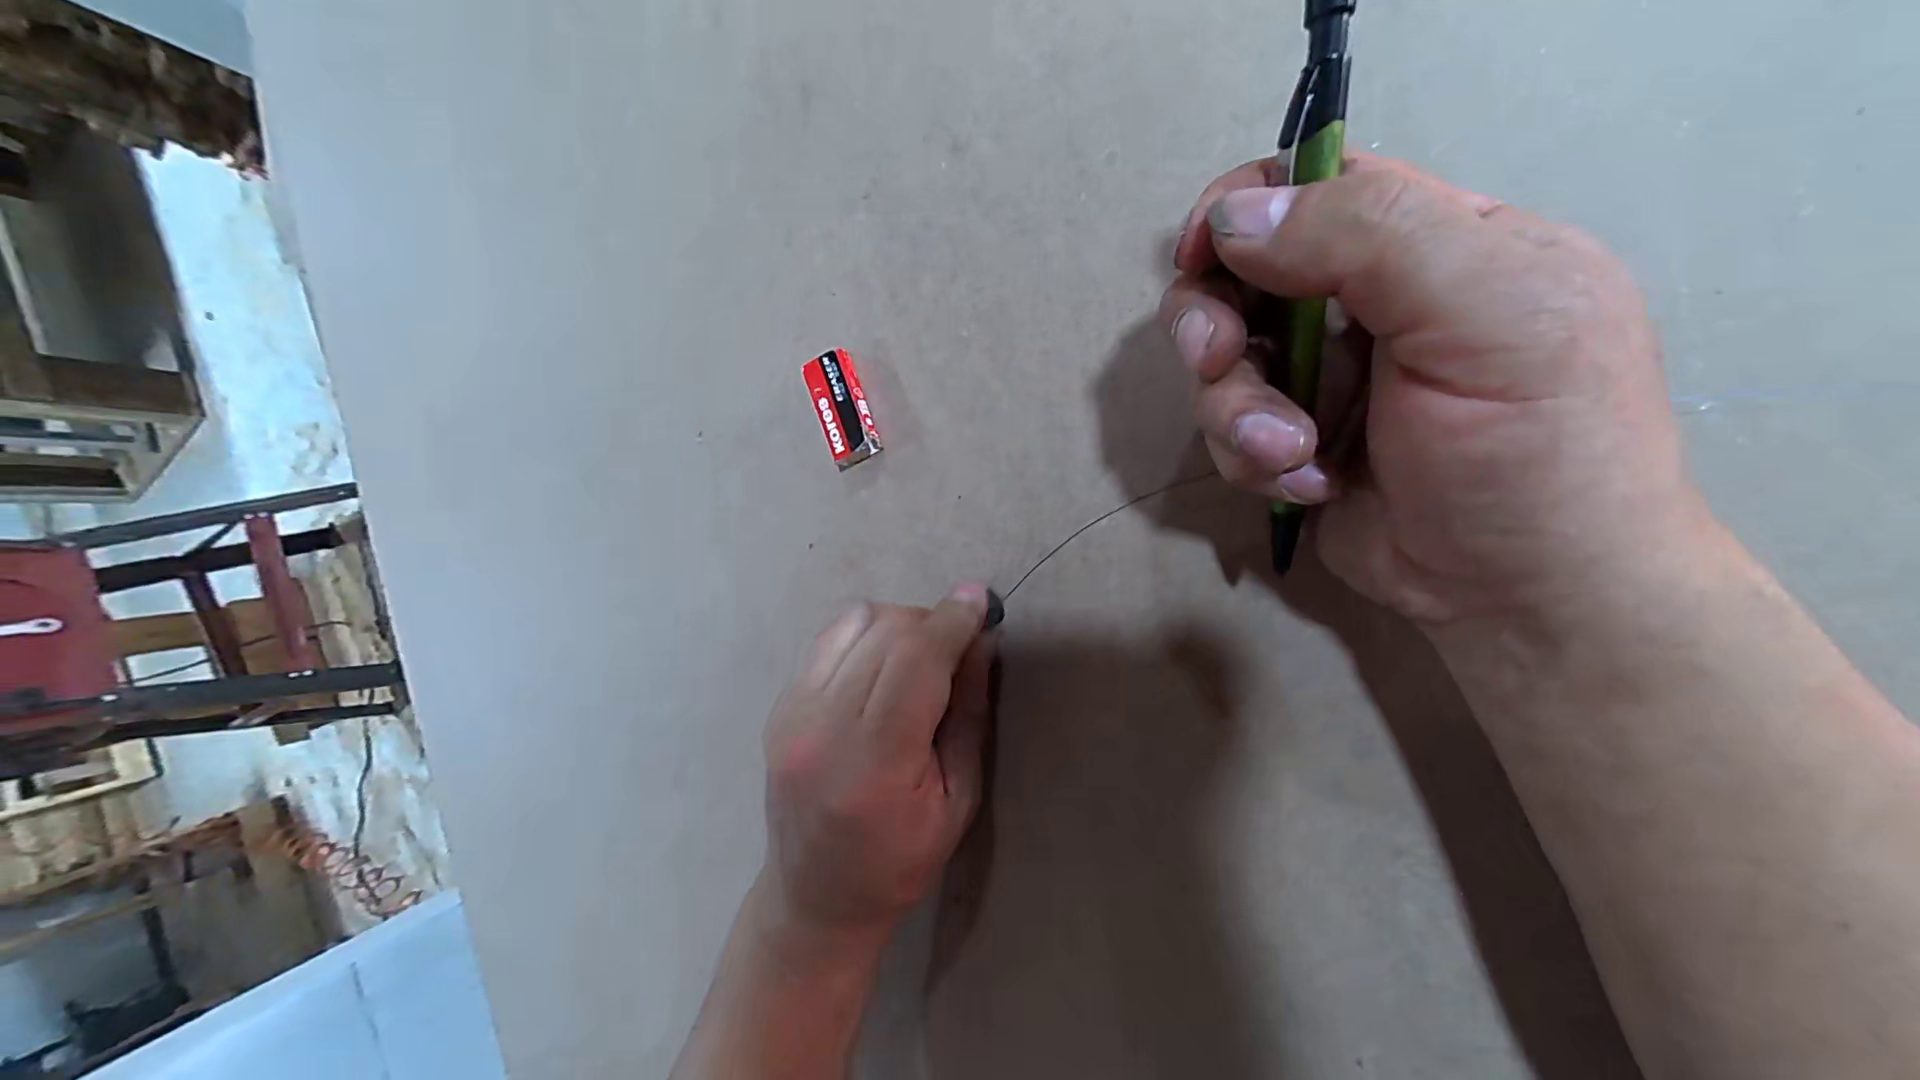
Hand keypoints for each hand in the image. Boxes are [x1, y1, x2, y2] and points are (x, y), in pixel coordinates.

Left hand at [760, 584, 996, 941]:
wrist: (816, 897)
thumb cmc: (900, 860)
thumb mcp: (959, 798)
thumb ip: (970, 713)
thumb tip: (982, 641)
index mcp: (875, 761)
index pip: (917, 660)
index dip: (953, 621)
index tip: (981, 598)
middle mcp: (823, 726)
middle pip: (886, 632)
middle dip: (932, 622)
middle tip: (958, 642)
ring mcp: (792, 712)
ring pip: (854, 622)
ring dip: (898, 623)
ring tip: (918, 656)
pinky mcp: (779, 705)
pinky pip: (827, 637)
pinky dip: (864, 633)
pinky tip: (879, 664)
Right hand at [1159, 154, 1709, 625]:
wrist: (1524, 593)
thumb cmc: (1538, 448)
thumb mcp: (1488, 314)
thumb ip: (1370, 238)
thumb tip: (1234, 218)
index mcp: (1428, 245)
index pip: (1313, 186)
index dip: (1241, 210)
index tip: (1198, 255)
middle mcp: (1363, 306)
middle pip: (1239, 280)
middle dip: (1213, 324)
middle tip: (1216, 363)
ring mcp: (1320, 381)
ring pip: (1222, 369)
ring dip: (1238, 413)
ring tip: (1292, 457)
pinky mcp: (1290, 444)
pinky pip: (1228, 433)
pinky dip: (1254, 461)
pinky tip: (1310, 486)